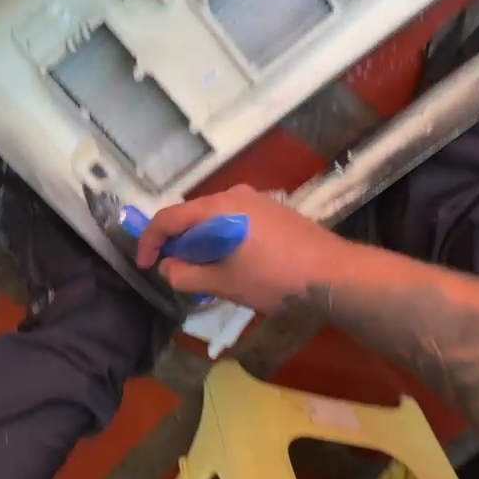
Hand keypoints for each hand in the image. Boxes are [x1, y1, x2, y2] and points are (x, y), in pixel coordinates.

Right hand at [135, 186, 358, 313]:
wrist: (333, 274)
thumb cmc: (273, 278)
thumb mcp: (223, 283)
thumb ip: (186, 275)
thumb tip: (167, 268)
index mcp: (217, 208)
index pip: (169, 218)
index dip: (150, 241)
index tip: (145, 265)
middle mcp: (235, 194)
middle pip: (191, 214)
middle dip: (177, 242)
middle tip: (174, 270)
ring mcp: (257, 199)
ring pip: (213, 217)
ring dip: (200, 241)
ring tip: (203, 270)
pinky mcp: (274, 210)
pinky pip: (234, 219)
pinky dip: (221, 237)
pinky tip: (231, 261)